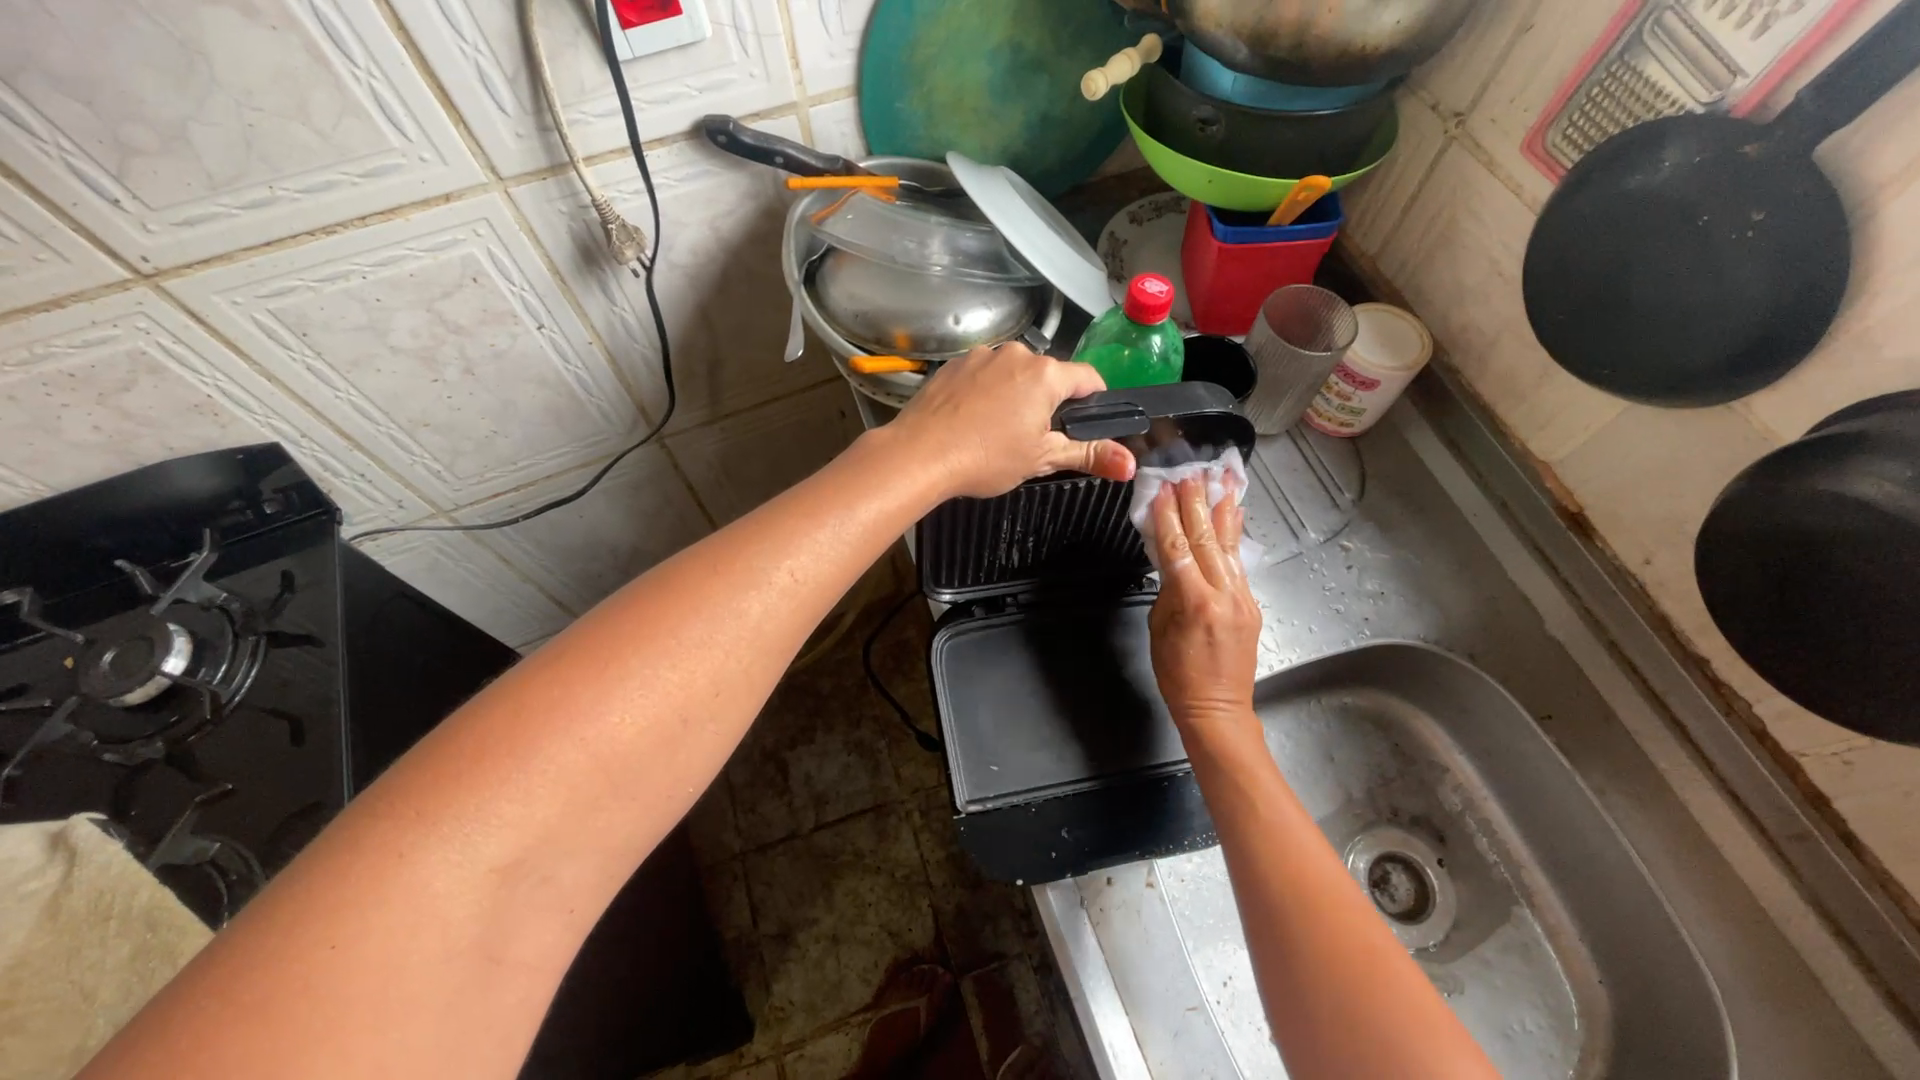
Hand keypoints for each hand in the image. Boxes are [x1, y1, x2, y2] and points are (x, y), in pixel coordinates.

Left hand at [887, 343, 1135, 498]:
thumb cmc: (986, 457)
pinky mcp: (953, 364)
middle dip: (1048, 402)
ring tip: (997, 433)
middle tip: (1034, 439)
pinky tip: (972, 422)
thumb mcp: (1042, 459)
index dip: (1094, 401)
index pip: (1089, 378)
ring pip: (1013, 374)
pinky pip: (982, 375)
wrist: (920, 453)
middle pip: (1048, 375)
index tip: (1086, 425)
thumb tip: (1131, 464)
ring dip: (1014, 396)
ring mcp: (981, 355)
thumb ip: (1089, 455)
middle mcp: (1016, 354)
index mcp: (1046, 374)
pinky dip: (985, 394)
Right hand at [1147, 478, 1262, 737]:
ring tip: (1221, 480)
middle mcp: (1223, 594)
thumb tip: (1171, 563)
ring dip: (1222, 510)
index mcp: (1194, 602)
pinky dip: (1235, 535)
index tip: (1163, 489)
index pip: (1177, 548)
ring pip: (1229, 546)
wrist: (1218, 708)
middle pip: (1206, 539)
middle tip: (1190, 473)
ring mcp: (1241, 598)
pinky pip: (1240, 563)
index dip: (1168, 516)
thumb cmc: (1178, 676)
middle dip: (1196, 503)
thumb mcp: (1159, 630)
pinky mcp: (1251, 605)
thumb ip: (1167, 592)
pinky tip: (1234, 516)